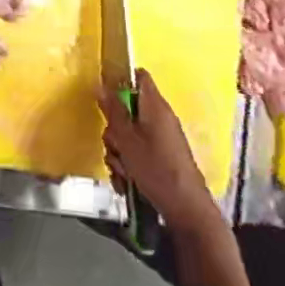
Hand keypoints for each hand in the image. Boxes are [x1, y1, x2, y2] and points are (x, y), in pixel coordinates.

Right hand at [99, 68, 214, 229]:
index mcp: (155, 108)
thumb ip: (113, 112)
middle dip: (114, 128)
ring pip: (127, 134)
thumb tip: (100, 84)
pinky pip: (134, 151)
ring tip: (122, 169)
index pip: (139, 77)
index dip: (120, 80)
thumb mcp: (127, 139)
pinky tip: (127, 180)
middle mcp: (160, 119)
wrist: (185, 208)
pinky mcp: (160, 156)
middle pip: (127, 110)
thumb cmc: (156, 169)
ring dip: (118, 151)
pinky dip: (127, 164)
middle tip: (115, 144)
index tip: (103, 94)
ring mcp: (161, 139)